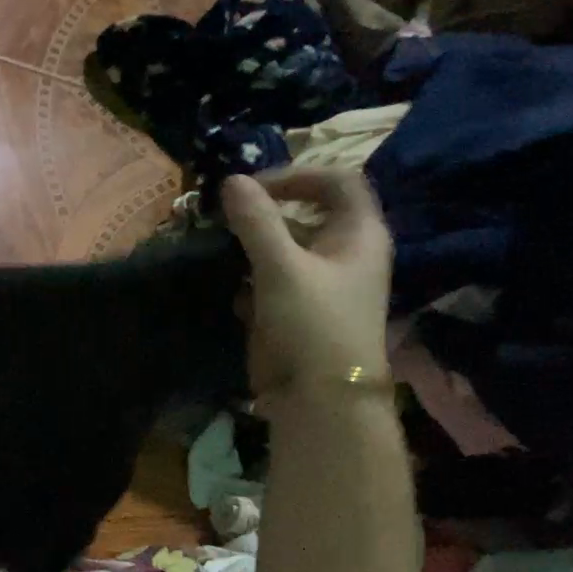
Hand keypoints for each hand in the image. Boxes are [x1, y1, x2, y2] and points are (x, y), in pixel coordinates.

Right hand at [221, 168, 391, 405]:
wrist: (318, 394)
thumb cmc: (312, 324)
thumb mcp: (281, 267)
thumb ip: (255, 223)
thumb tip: (230, 181)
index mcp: (359, 234)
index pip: (336, 182)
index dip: (295, 176)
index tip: (249, 189)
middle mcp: (344, 253)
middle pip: (305, 214)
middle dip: (262, 212)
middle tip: (221, 216)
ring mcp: (318, 283)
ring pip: (282, 248)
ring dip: (248, 245)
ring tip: (213, 247)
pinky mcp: (293, 309)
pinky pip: (267, 279)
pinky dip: (244, 277)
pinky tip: (225, 286)